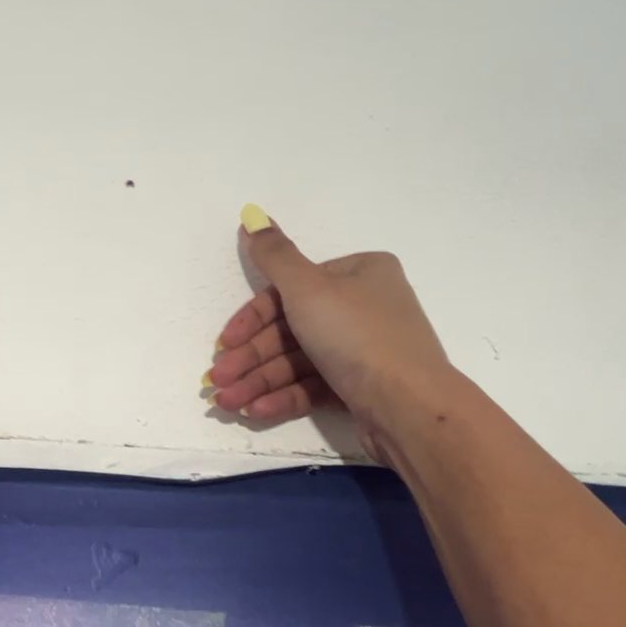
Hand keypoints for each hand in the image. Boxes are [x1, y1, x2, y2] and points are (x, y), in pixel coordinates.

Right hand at [206, 210, 453, 456]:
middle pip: (289, 330)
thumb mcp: (307, 289)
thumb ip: (274, 256)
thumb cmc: (356, 337)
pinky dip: (283, 397)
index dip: (250, 319)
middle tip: (217, 382)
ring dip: (258, 382)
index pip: (290, 291)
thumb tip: (251, 215)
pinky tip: (256, 411)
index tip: (224, 345)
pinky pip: (312, 386)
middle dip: (250, 359)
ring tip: (229, 404)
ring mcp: (362, 349)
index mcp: (359, 273)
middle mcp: (363, 307)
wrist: (408, 405)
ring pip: (297, 362)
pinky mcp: (359, 386)